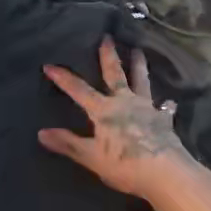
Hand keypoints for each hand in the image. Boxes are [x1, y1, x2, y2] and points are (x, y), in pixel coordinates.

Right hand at [39, 37, 205, 199]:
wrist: (166, 173)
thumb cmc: (125, 165)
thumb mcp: (91, 156)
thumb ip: (67, 143)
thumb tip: (41, 133)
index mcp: (104, 110)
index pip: (78, 90)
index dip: (63, 78)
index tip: (49, 65)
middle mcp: (125, 102)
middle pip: (115, 74)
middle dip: (108, 56)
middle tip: (107, 37)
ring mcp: (147, 109)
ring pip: (141, 82)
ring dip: (139, 66)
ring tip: (139, 51)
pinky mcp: (164, 121)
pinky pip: (164, 109)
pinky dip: (165, 105)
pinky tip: (169, 102)